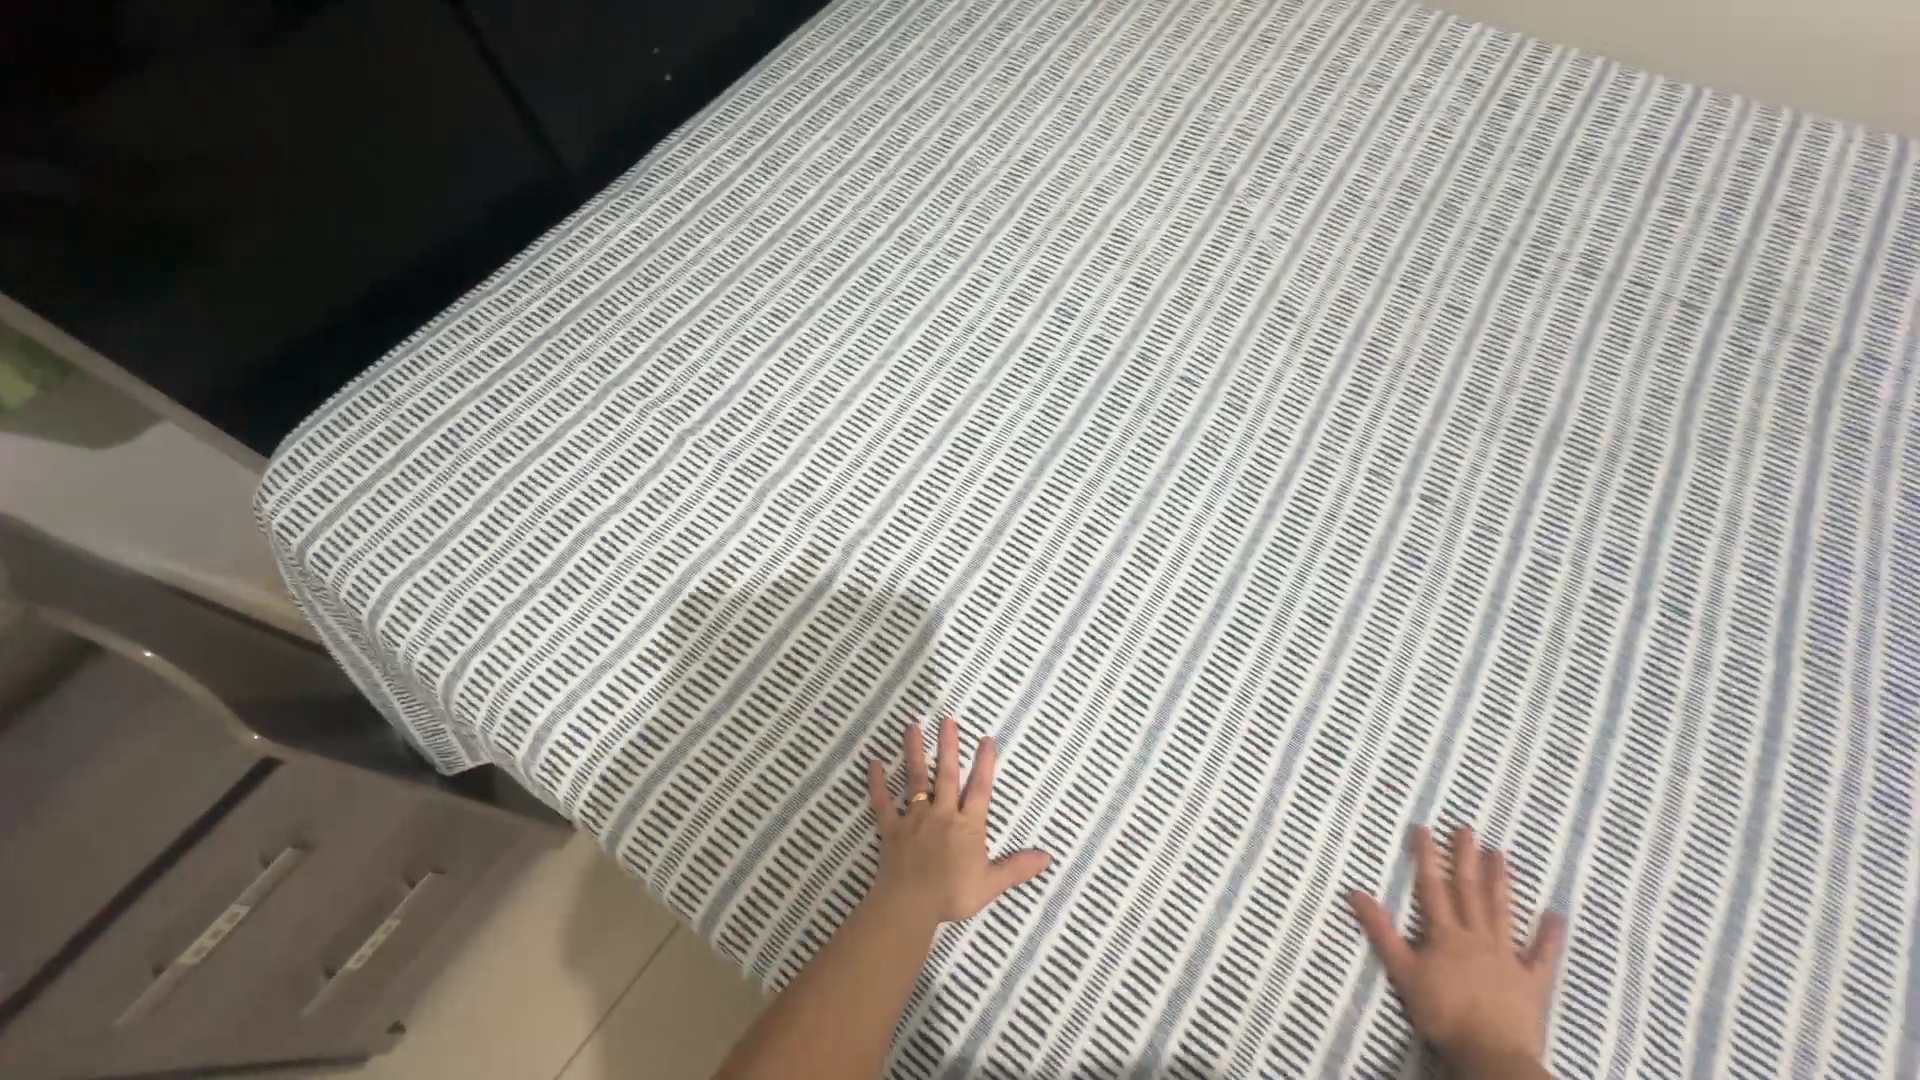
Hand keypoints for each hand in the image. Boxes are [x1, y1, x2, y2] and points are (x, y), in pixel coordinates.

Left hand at [864, 714, 1051, 926]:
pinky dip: (877, 783)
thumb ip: (1017, 867)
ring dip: (914, 752)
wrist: (910, 905)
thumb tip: (1047, 856)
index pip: (979, 789)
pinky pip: (882, 802)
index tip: (986, 739)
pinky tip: (873, 763)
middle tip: (947, 720)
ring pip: (915, 779)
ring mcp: (914, 819)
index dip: (984, 764)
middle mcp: (942, 814)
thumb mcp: (991, 883)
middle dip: (948, 746)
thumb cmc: (952, 894)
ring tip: (912, 726)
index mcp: (967, 826)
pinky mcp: (891, 828)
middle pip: (946, 774)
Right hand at [1348, 825, 1566, 1078]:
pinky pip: (1543, 955)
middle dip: (1465, 859)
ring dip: (1501, 883)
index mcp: (1445, 935)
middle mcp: (1477, 937)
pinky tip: (1555, 915)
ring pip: (1502, 913)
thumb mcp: (1402, 971)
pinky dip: (1549, 935)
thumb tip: (1355, 892)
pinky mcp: (1532, 981)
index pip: (1432, 888)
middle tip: (1467, 829)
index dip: (1427, 857)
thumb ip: (1380, 931)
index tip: (1424, 828)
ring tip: (1501, 855)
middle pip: (1469, 892)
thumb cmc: (1441, 1013)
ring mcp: (1507, 957)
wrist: (1490, 1053)